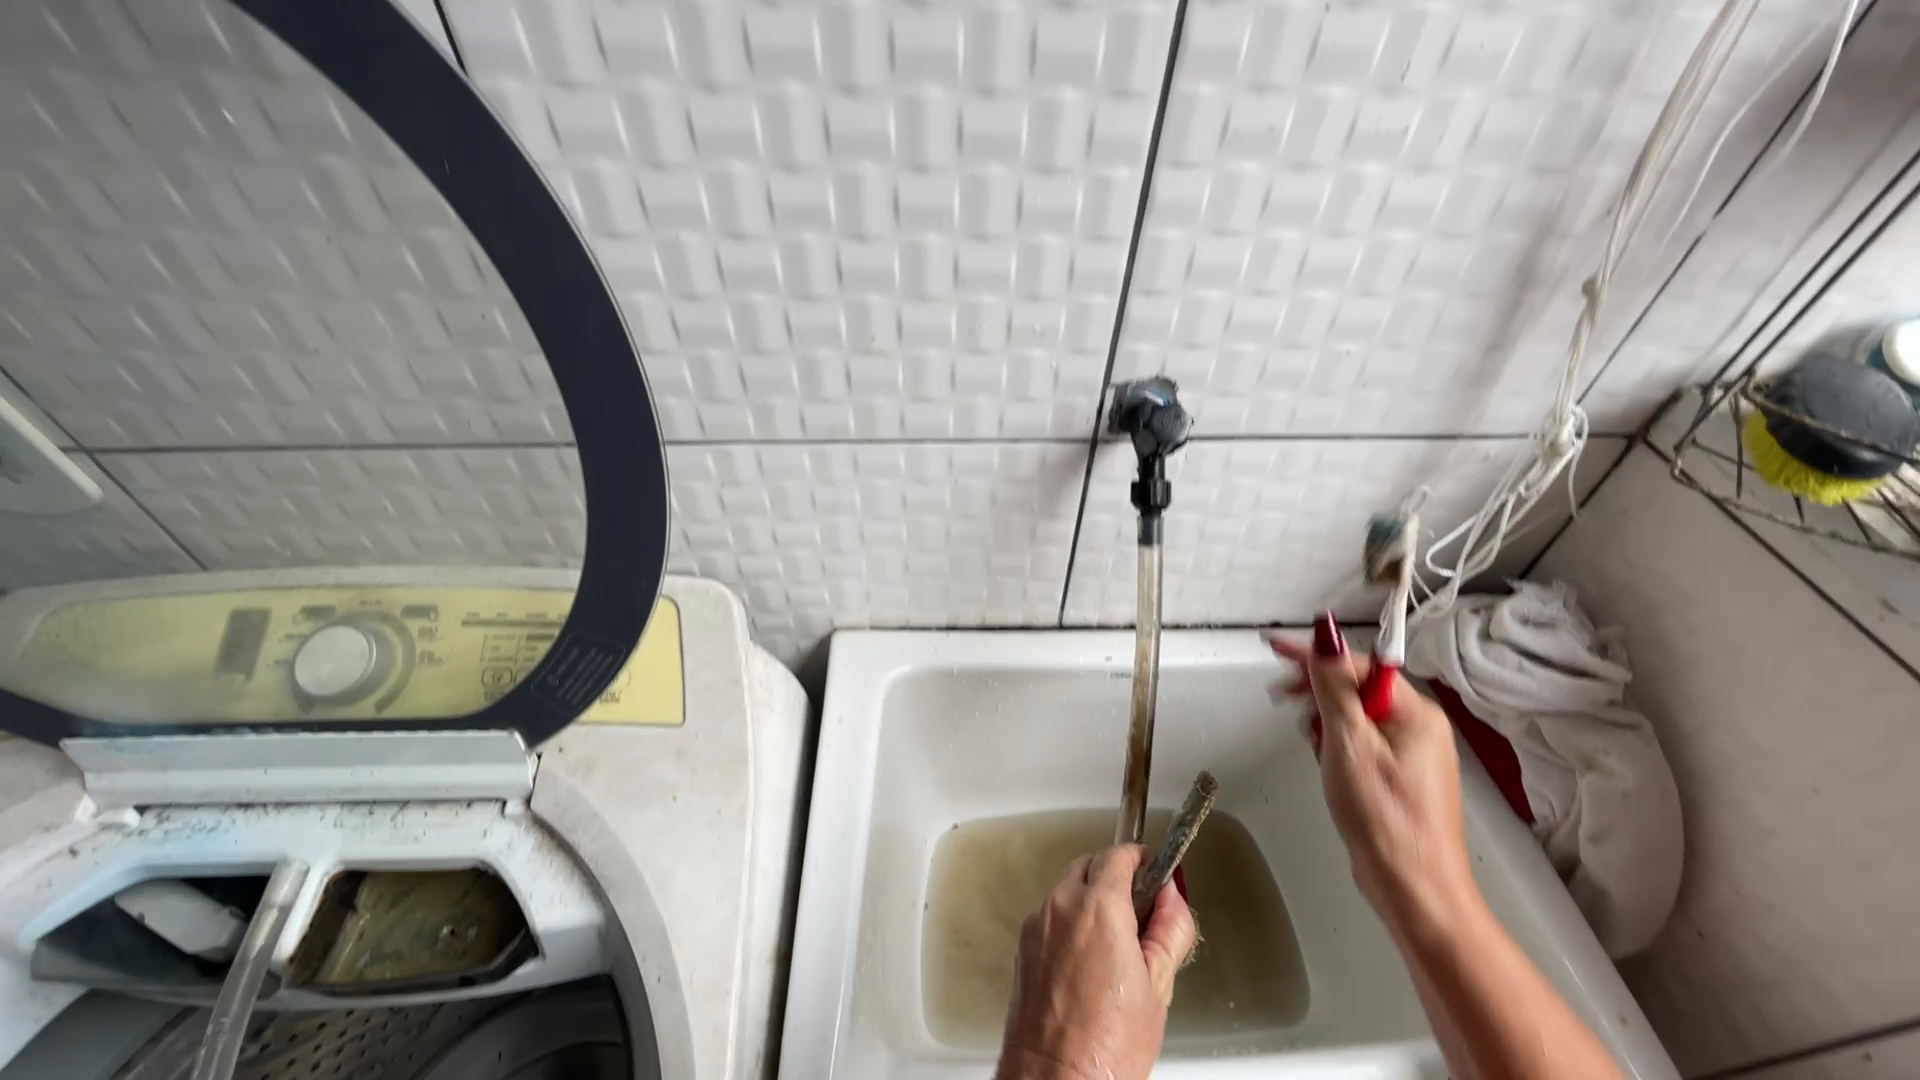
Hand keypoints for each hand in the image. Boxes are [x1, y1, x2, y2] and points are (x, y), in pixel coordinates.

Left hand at [996, 844, 1197, 1079]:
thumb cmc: (1106, 1048)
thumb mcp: (1158, 986)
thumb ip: (1171, 929)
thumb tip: (1173, 897)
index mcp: (1099, 908)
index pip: (1118, 855)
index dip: (1140, 860)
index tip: (1152, 871)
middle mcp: (1061, 907)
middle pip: (1089, 866)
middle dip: (1114, 878)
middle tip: (1139, 909)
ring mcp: (1037, 925)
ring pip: (1067, 891)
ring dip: (1090, 902)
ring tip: (1115, 946)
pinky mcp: (1023, 946)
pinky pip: (1051, 917)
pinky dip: (1069, 924)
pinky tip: (1088, 963)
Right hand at [1265, 614, 1474, 935]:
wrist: (1413, 887)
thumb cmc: (1383, 817)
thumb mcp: (1348, 743)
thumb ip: (1334, 687)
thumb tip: (1325, 638)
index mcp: (1414, 712)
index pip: (1357, 664)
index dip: (1314, 655)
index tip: (1276, 649)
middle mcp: (1417, 726)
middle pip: (1356, 686)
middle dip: (1317, 689)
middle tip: (1282, 697)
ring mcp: (1408, 752)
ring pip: (1355, 715)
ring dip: (1324, 719)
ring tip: (1312, 743)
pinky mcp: (1397, 776)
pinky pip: (1359, 741)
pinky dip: (1335, 743)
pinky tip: (1324, 761)